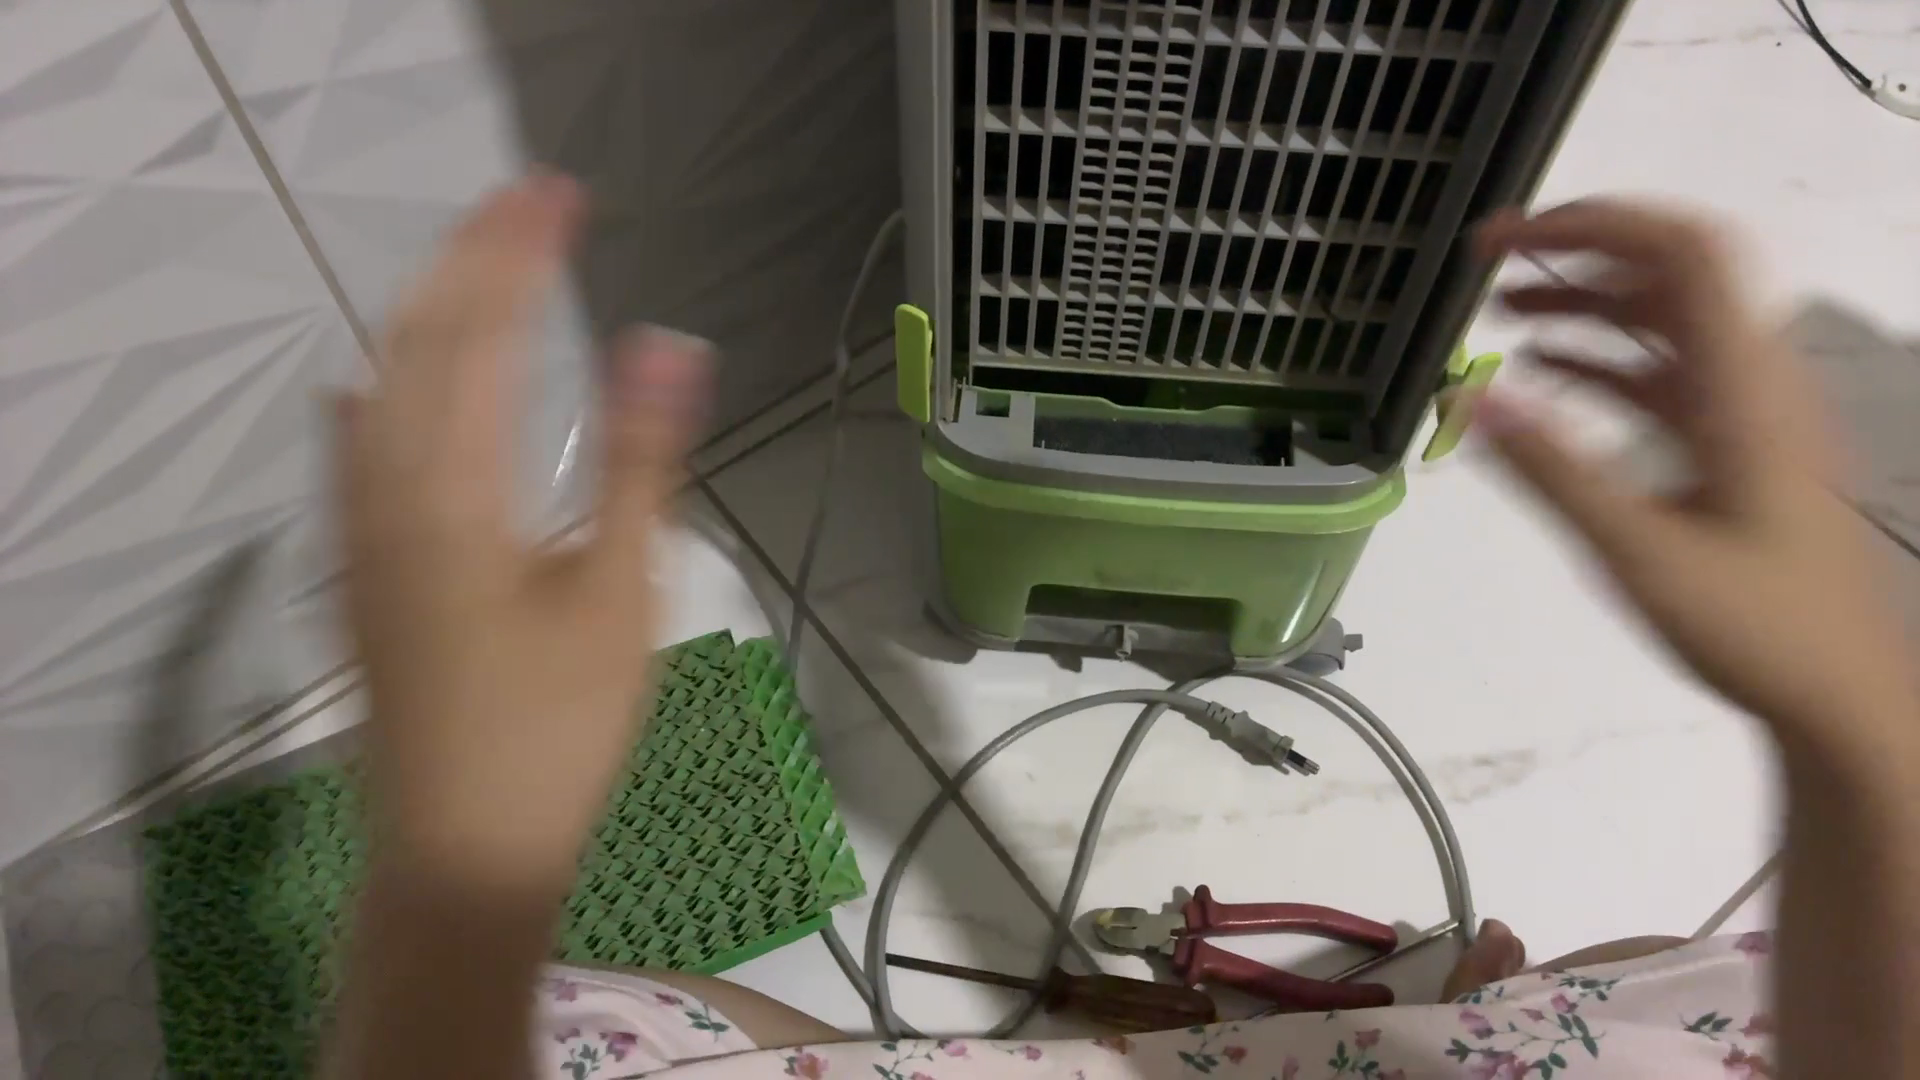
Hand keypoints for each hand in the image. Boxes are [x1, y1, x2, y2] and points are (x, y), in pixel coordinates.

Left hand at [332, 175, 711, 890]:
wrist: (470, 841)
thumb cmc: (563, 719)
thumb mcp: (621, 587)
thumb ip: (637, 460)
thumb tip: (668, 345)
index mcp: (451, 489)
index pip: (479, 331)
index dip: (519, 252)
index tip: (561, 190)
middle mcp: (385, 491)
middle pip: (415, 342)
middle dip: (471, 261)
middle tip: (531, 206)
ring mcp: (363, 534)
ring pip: (379, 390)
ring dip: (427, 315)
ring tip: (479, 274)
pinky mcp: (368, 571)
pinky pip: (360, 449)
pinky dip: (384, 392)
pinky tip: (376, 387)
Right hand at [1471, 199, 1912, 741]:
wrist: (1838, 691)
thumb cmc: (1751, 623)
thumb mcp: (1637, 549)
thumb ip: (1552, 469)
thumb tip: (1470, 400)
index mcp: (1742, 389)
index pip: (1683, 256)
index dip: (1595, 226)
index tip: (1503, 240)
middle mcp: (1750, 381)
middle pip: (1672, 274)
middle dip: (1577, 252)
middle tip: (1487, 262)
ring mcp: (1740, 412)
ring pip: (1661, 322)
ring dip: (1582, 301)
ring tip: (1500, 308)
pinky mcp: (1724, 444)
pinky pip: (1656, 375)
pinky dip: (1594, 358)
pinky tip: (1542, 373)